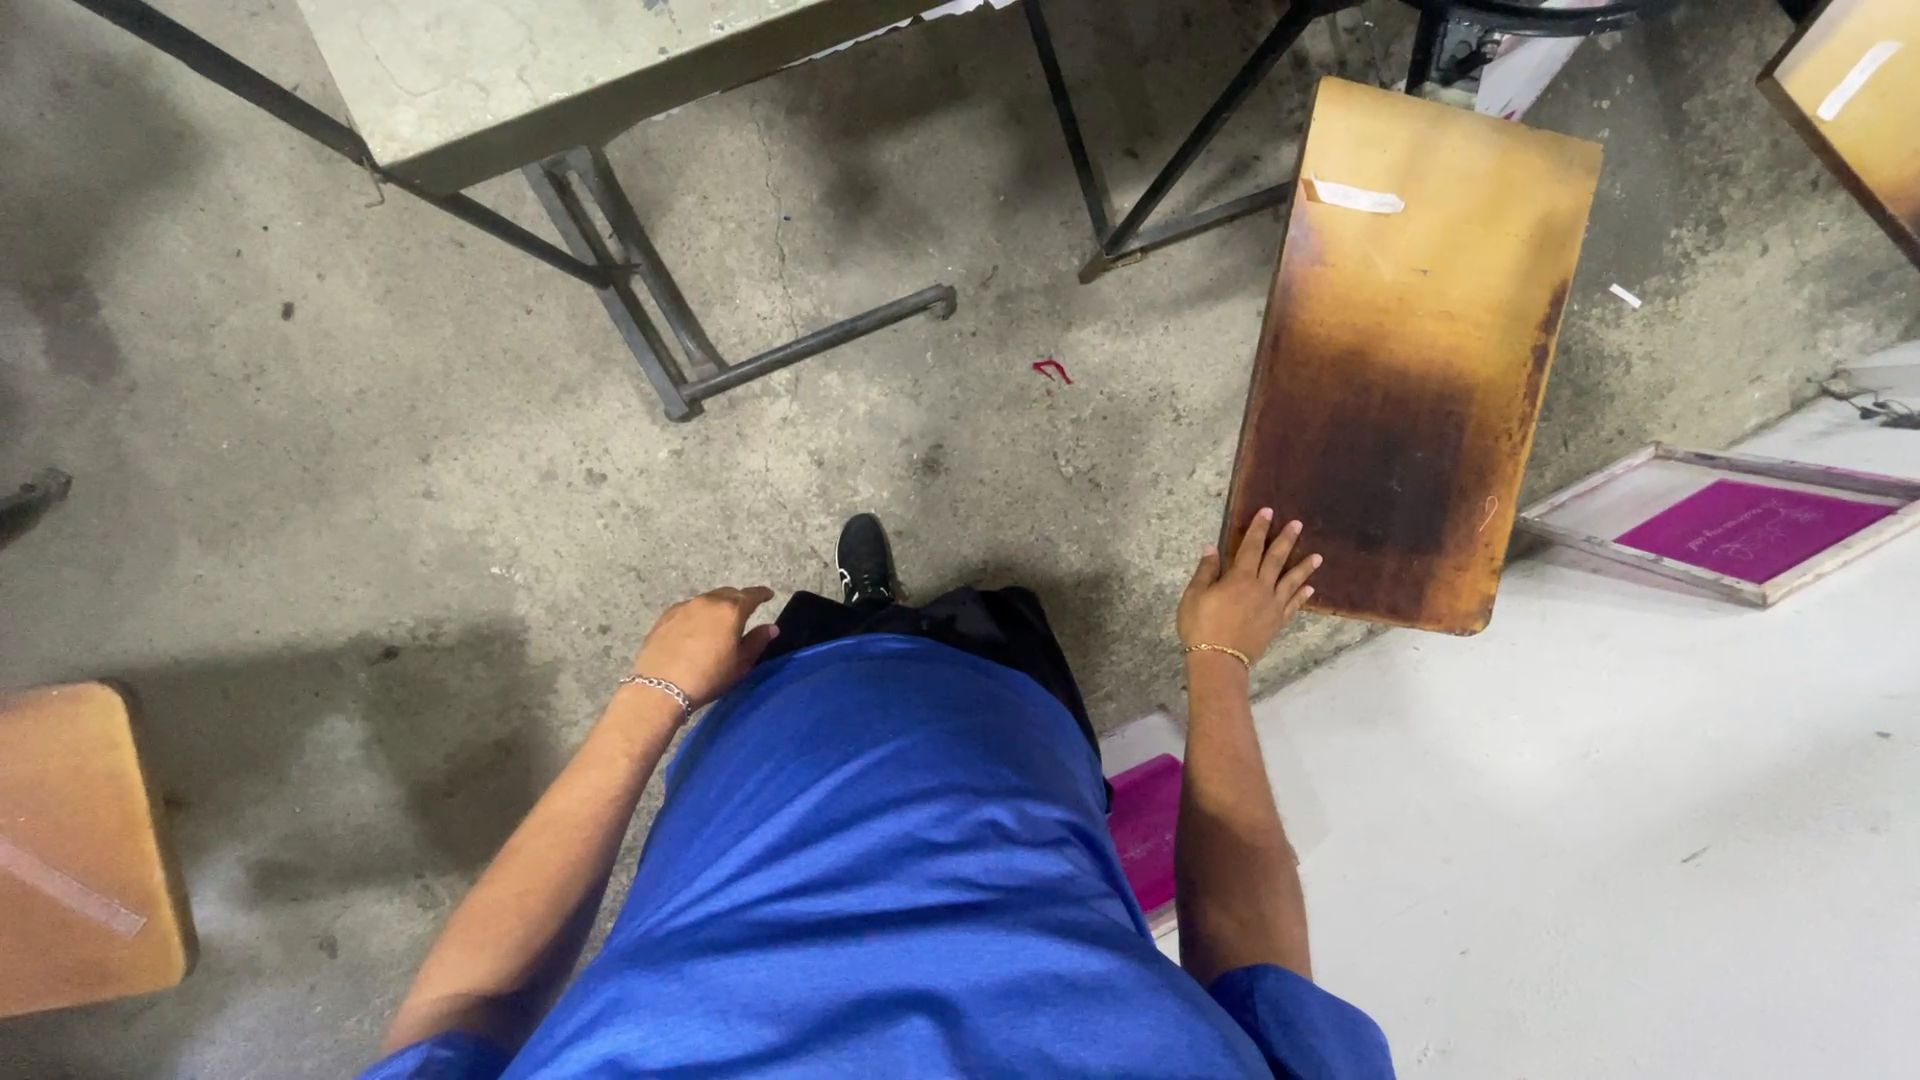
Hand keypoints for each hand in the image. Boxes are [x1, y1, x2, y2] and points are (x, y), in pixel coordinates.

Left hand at [631, 587, 780, 708]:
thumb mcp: (741, 664)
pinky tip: (695, 629)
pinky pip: (688, 609)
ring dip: (716, 607)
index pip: (752, 594)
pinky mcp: (666, 616)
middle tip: (743, 612)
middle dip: (738, 600)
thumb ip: (757, 641)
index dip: (762, 594)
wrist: (662, 687)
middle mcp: (708, 601)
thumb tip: (771, 628)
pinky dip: (697, 614)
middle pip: (728, 594)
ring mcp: (685, 606)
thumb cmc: (709, 677)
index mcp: (731, 610)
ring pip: (707, 600)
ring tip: (718, 622)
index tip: (768, 596)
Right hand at [1177, 509, 1320, 665]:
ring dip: (1304, 567)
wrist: (1219, 660)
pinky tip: (1310, 588)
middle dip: (1286, 540)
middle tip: (1298, 524)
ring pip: (1291, 581)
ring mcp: (1272, 605)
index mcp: (1239, 577)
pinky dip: (1302, 595)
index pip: (1251, 546)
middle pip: (1276, 559)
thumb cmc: (1201, 625)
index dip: (1259, 528)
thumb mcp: (1194, 595)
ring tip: (1318, 556)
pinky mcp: (1276, 622)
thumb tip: (1211, 548)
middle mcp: (1261, 587)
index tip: (1268, 512)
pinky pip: (1293, 605)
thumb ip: (1206, 571)